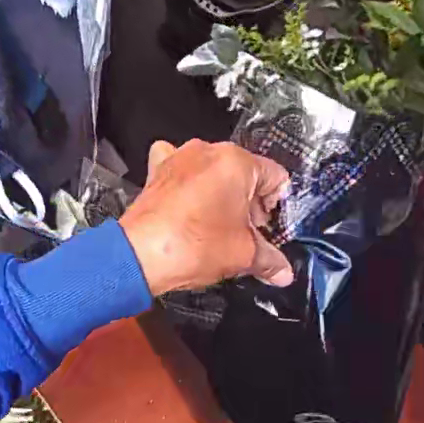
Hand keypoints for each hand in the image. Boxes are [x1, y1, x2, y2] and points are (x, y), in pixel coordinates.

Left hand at [119, 139, 294, 294]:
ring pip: (215, 171)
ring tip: (219, 225)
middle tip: (248, 233)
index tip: (270, 228)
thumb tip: (283, 271)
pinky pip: (182, 170)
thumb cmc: (193, 245)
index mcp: (237, 162)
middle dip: (250, 202)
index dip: (278, 206)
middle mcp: (208, 151)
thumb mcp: (244, 255)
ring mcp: (180, 157)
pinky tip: (190, 204)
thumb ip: (270, 260)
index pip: (276, 177)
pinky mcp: (158, 171)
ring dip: (222, 193)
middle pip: (245, 173)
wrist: (140, 255)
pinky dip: (190, 184)